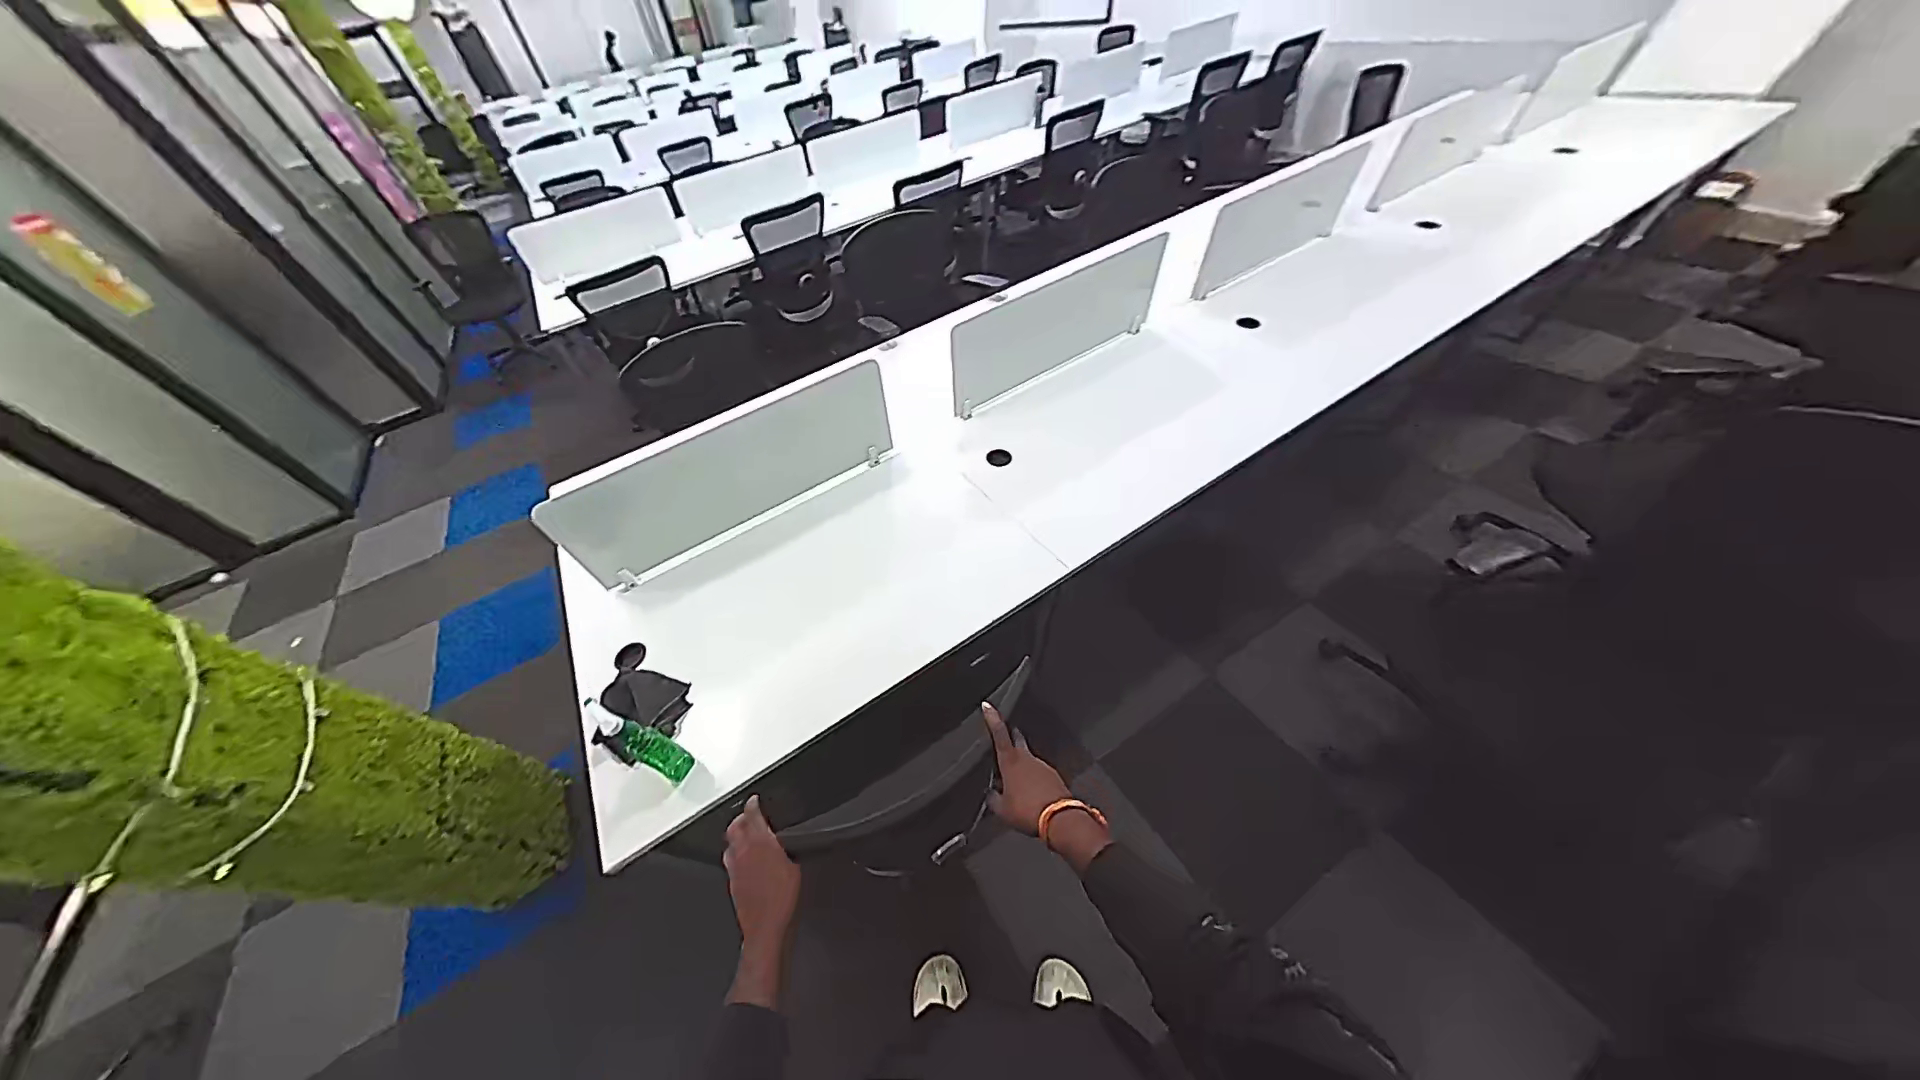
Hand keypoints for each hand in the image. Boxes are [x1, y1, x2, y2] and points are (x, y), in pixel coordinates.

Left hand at [723, 796, 800, 1007]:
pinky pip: (729, 860)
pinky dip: (735, 853)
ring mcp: (734, 868)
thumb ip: (784, 848)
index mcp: (759, 843)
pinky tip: (745, 859)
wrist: (765, 928)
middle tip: (749, 814)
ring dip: (736, 835)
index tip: (754, 800)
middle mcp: (742, 852)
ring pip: (729, 843)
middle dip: (740, 817)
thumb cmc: (782, 899)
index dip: (752, 804)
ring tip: (746, 834)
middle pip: (734, 826)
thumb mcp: (793, 865)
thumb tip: (782, 840)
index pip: (751, 815)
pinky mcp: (731, 882)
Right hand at [984, 703, 1110, 872]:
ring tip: (1017, 779)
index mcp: (1011, 762)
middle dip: (1012, 735)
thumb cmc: (1027, 811)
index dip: (992, 719)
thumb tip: (991, 793)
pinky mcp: (1054, 776)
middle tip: (1007, 735)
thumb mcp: (1002, 809)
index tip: (988, 705)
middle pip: (1018, 740)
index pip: (999, 734)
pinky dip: (1034, 777)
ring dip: (1023, 764)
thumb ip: (993, 798)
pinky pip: (1040, 772)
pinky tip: (1031, 791)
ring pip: (1029, 758)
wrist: (1060, 819)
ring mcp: (1043, 766)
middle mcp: (1027, 759)